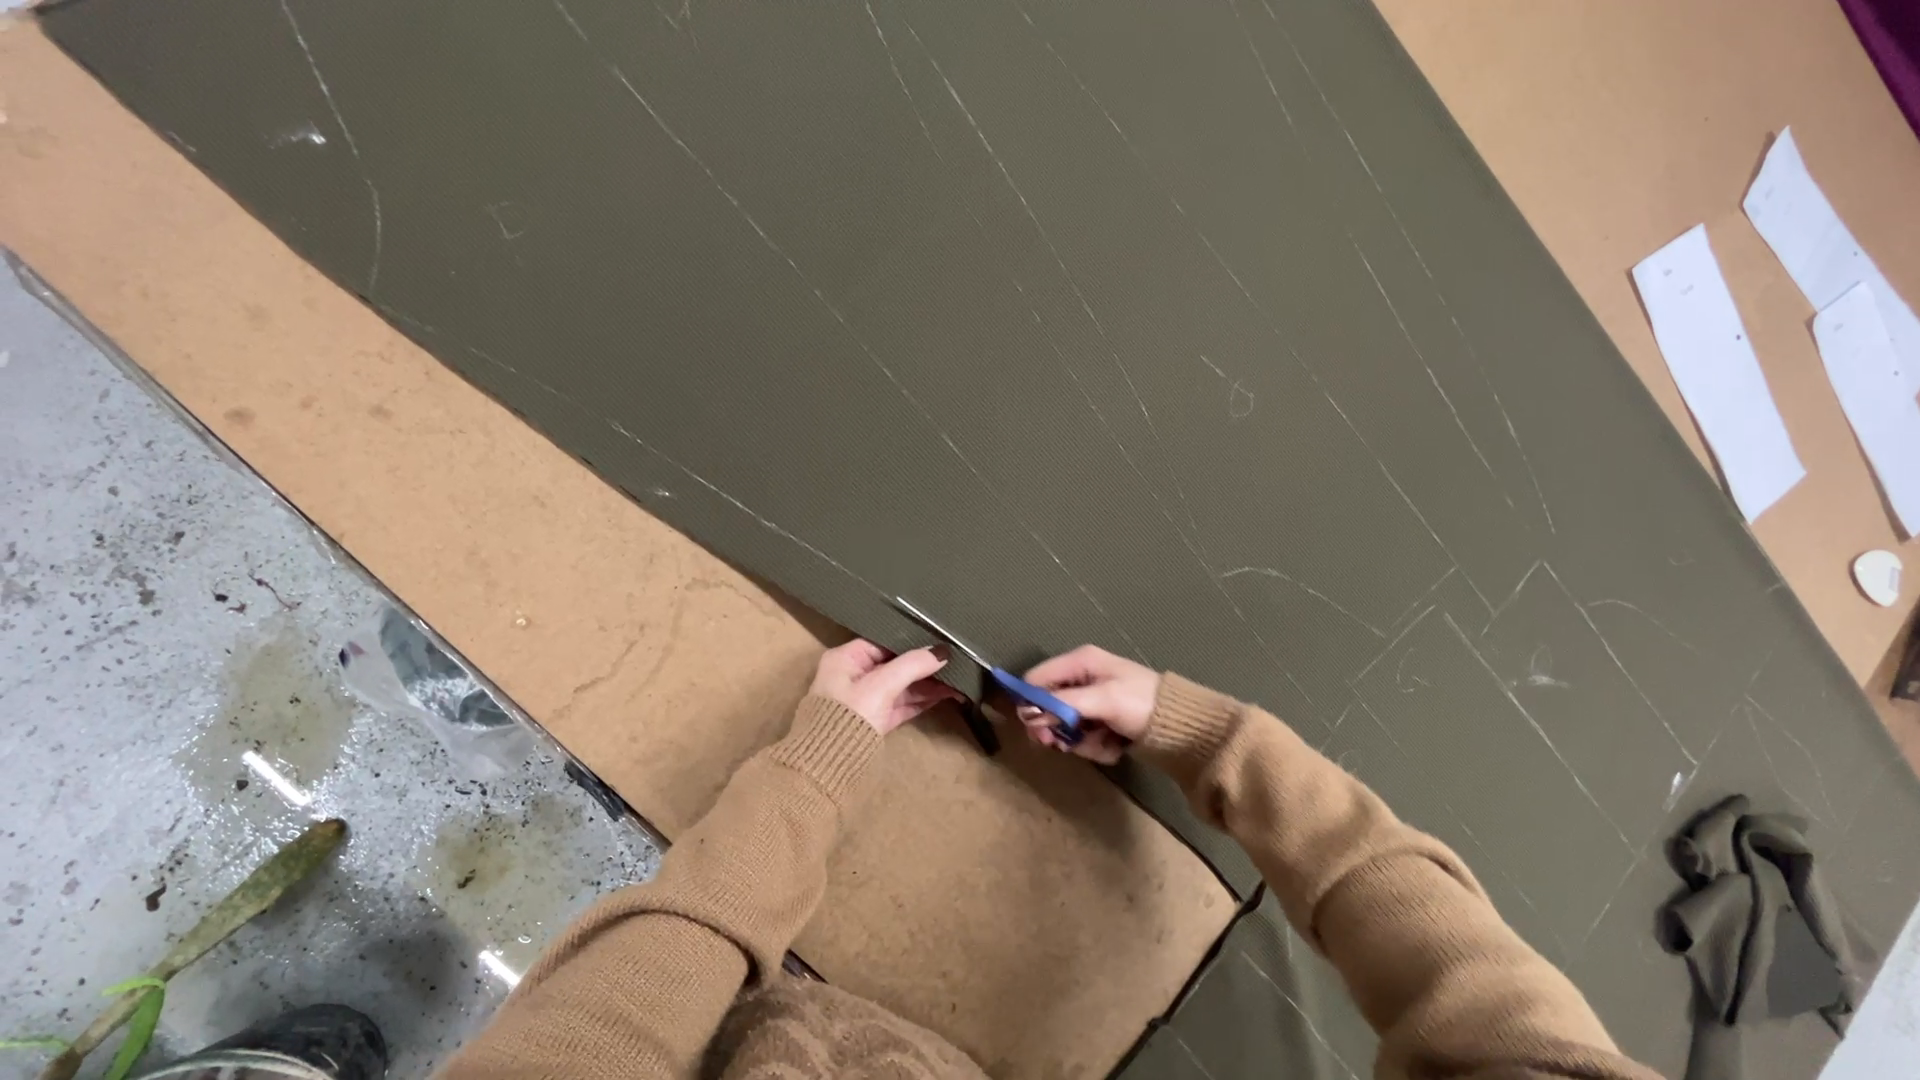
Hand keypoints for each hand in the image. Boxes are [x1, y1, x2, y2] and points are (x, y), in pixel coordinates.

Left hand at [810, 638, 962, 734]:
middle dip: (925, 666)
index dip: (911, 641)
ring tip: (958, 681)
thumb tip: (943, 651)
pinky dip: (922, 700)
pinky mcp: (876, 720)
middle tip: (955, 663)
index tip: (939, 641)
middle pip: (896, 665)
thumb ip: (912, 665)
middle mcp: (854, 676)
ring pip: (902, 686)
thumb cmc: (849, 715)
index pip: (884, 642)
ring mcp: (866, 699)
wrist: (829, 764)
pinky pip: (902, 704)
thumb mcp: (881, 685)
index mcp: (846, 658)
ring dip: (928, 684)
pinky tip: (945, 695)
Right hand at [1018, 645, 1160, 763]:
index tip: (1037, 728)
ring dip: (1081, 741)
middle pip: (1049, 706)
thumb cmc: (1141, 704)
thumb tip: (1027, 713)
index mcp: (1080, 662)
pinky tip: (1113, 746)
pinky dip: (1096, 746)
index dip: (1031, 702)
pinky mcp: (1102, 721)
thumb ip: (1063, 705)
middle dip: (1058, 728)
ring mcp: (1092, 702)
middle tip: (1062, 745)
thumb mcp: (1102, 700)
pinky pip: (1085, 737)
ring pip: (1067, 726)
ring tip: (1103, 744)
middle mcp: (1082, 679)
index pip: (1037, 678)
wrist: (1182, 726)